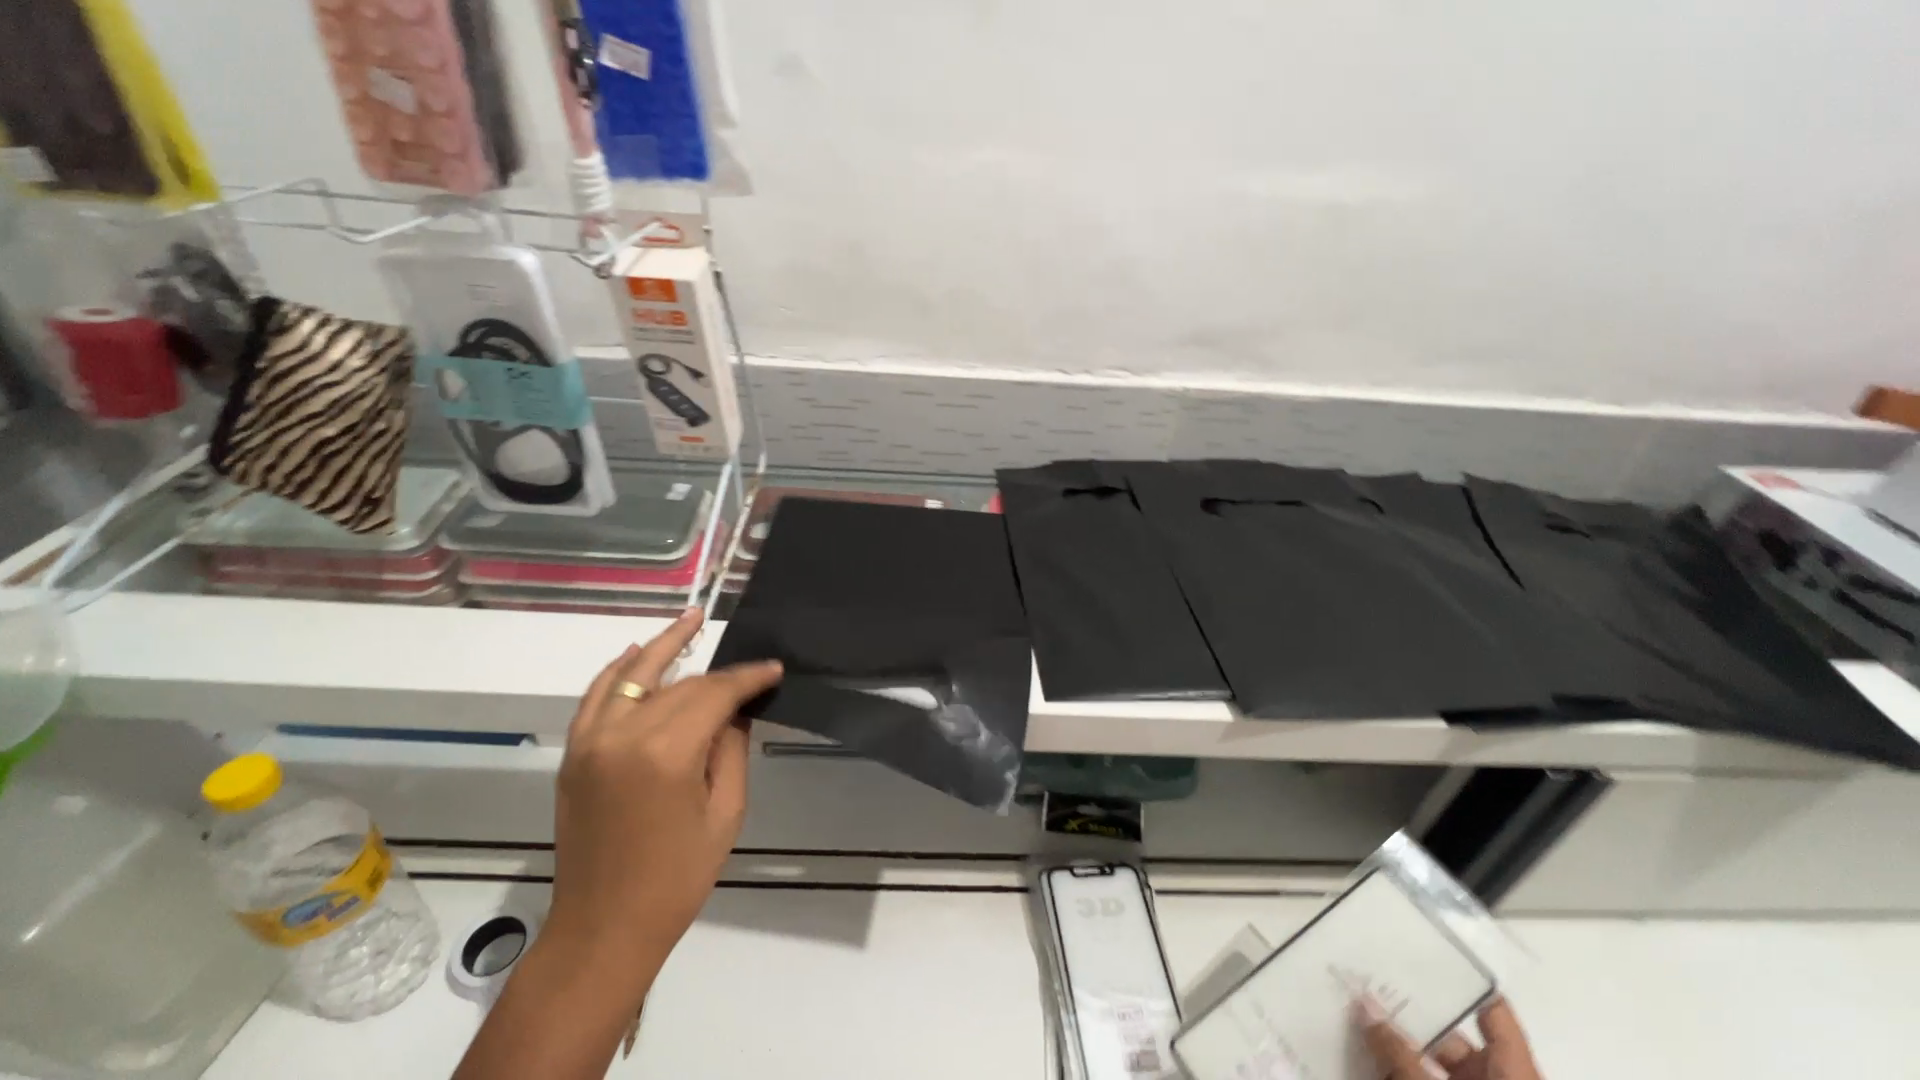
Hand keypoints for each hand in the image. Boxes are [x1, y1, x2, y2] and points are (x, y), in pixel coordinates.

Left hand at [547, 610, 782, 969]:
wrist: (604, 926)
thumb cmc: (676, 879)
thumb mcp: (724, 815)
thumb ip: (731, 751)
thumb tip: (736, 710)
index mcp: (665, 754)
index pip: (713, 695)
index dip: (746, 678)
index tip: (773, 669)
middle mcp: (622, 735)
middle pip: (678, 685)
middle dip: (716, 674)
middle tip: (748, 670)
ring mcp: (590, 742)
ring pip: (632, 678)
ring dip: (662, 647)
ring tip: (690, 621)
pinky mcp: (573, 755)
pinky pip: (596, 697)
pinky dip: (617, 672)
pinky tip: (636, 654)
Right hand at [1355, 996, 1543, 1079]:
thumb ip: (1399, 1053)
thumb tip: (1364, 1002)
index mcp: (1513, 1072)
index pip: (1492, 1011)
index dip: (1458, 981)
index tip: (1411, 954)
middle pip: (1447, 1040)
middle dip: (1401, 1020)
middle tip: (1357, 993)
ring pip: (1424, 1068)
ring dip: (1388, 1051)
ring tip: (1344, 1025)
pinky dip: (1390, 1076)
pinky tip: (1356, 1064)